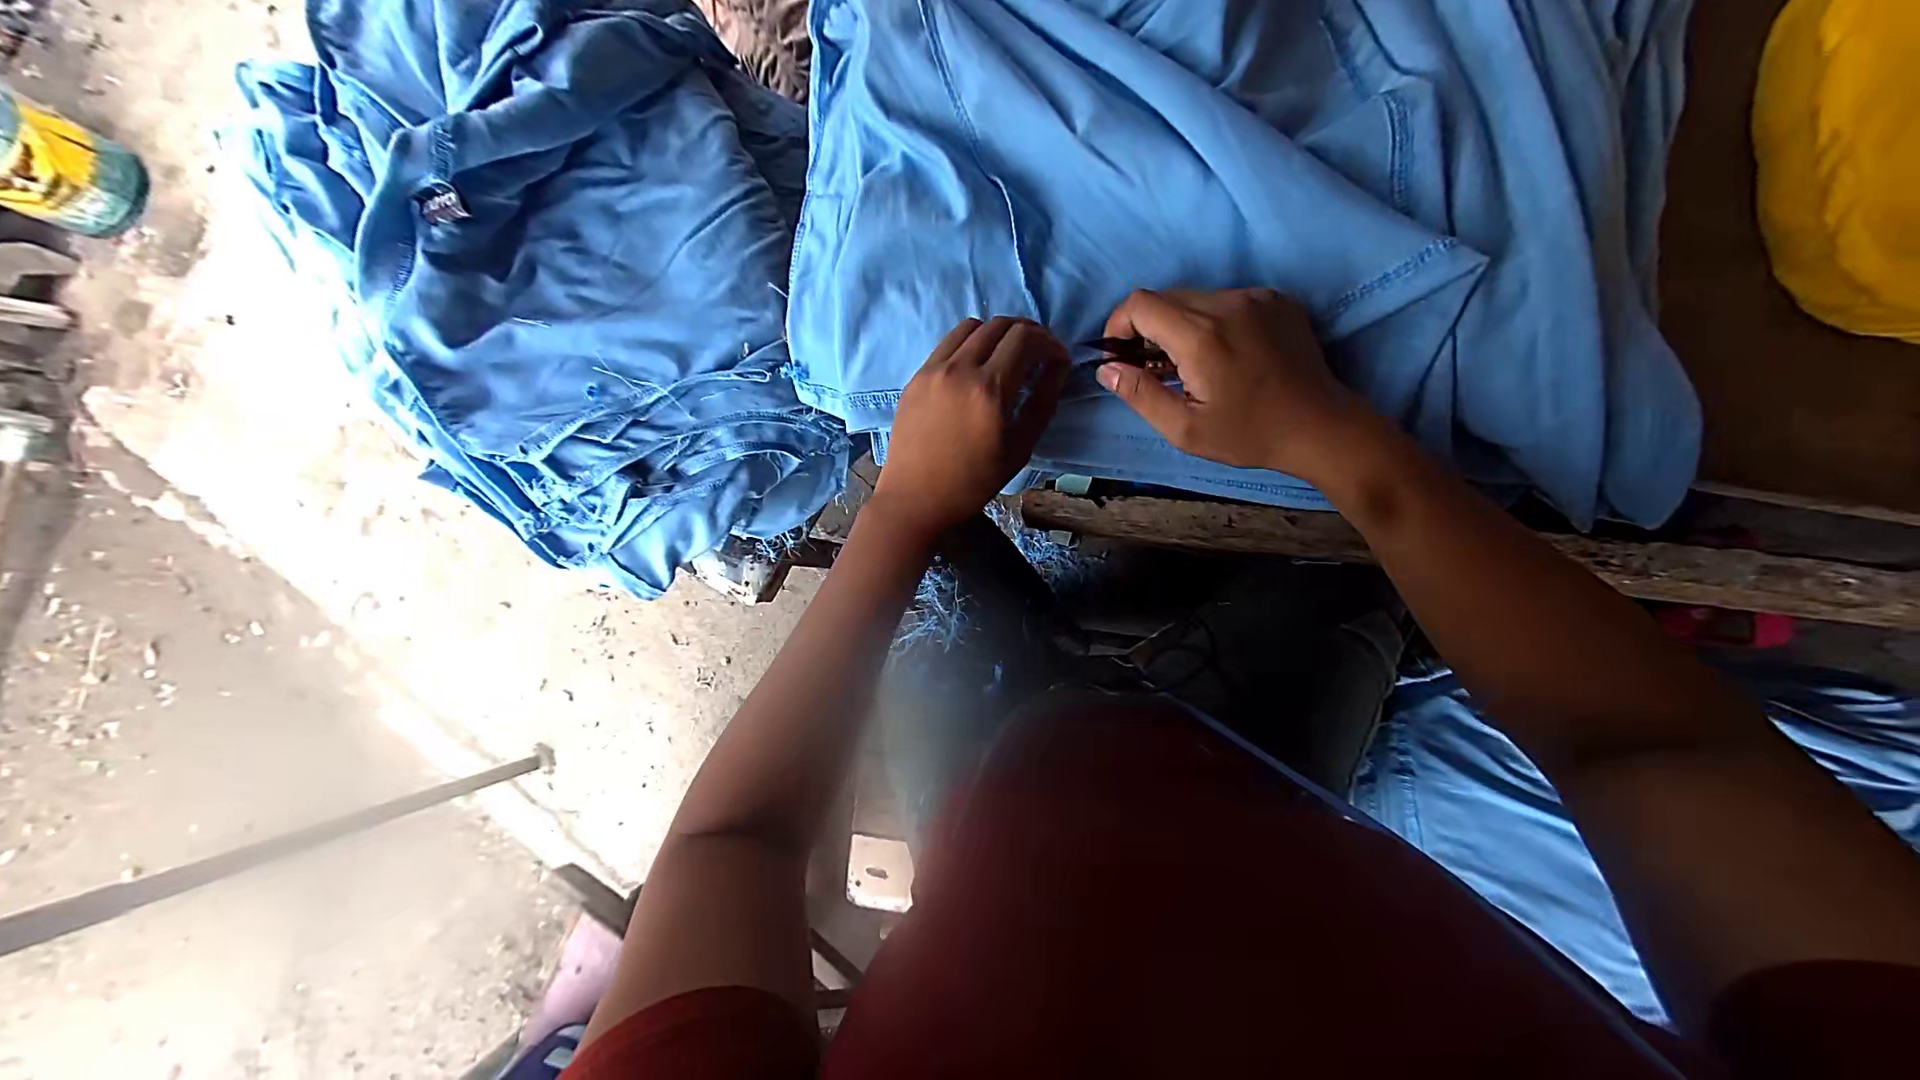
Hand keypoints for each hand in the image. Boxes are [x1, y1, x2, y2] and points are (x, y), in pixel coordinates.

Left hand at [872, 316, 1069, 536]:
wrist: (914, 498)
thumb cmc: (972, 482)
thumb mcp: (1019, 449)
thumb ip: (1042, 403)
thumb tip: (1058, 367)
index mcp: (989, 389)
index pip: (1026, 338)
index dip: (1049, 342)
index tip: (1058, 359)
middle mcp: (960, 369)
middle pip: (1001, 325)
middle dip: (1028, 333)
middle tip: (1038, 354)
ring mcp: (933, 370)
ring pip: (971, 326)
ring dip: (997, 333)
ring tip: (1006, 356)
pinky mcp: (916, 377)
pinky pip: (947, 344)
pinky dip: (969, 344)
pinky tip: (976, 367)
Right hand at [1096, 288, 1383, 482]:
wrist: (1320, 426)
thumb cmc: (1249, 434)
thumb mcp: (1184, 429)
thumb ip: (1140, 394)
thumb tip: (1107, 369)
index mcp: (1201, 335)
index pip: (1140, 304)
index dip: (1118, 326)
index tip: (1121, 356)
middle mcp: (1227, 304)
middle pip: (1164, 298)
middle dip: (1146, 329)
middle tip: (1153, 369)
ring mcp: (1256, 297)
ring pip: (1194, 298)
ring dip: (1178, 326)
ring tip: (1189, 366)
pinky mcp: (1276, 300)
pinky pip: (1225, 301)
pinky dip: (1210, 323)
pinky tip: (1223, 356)